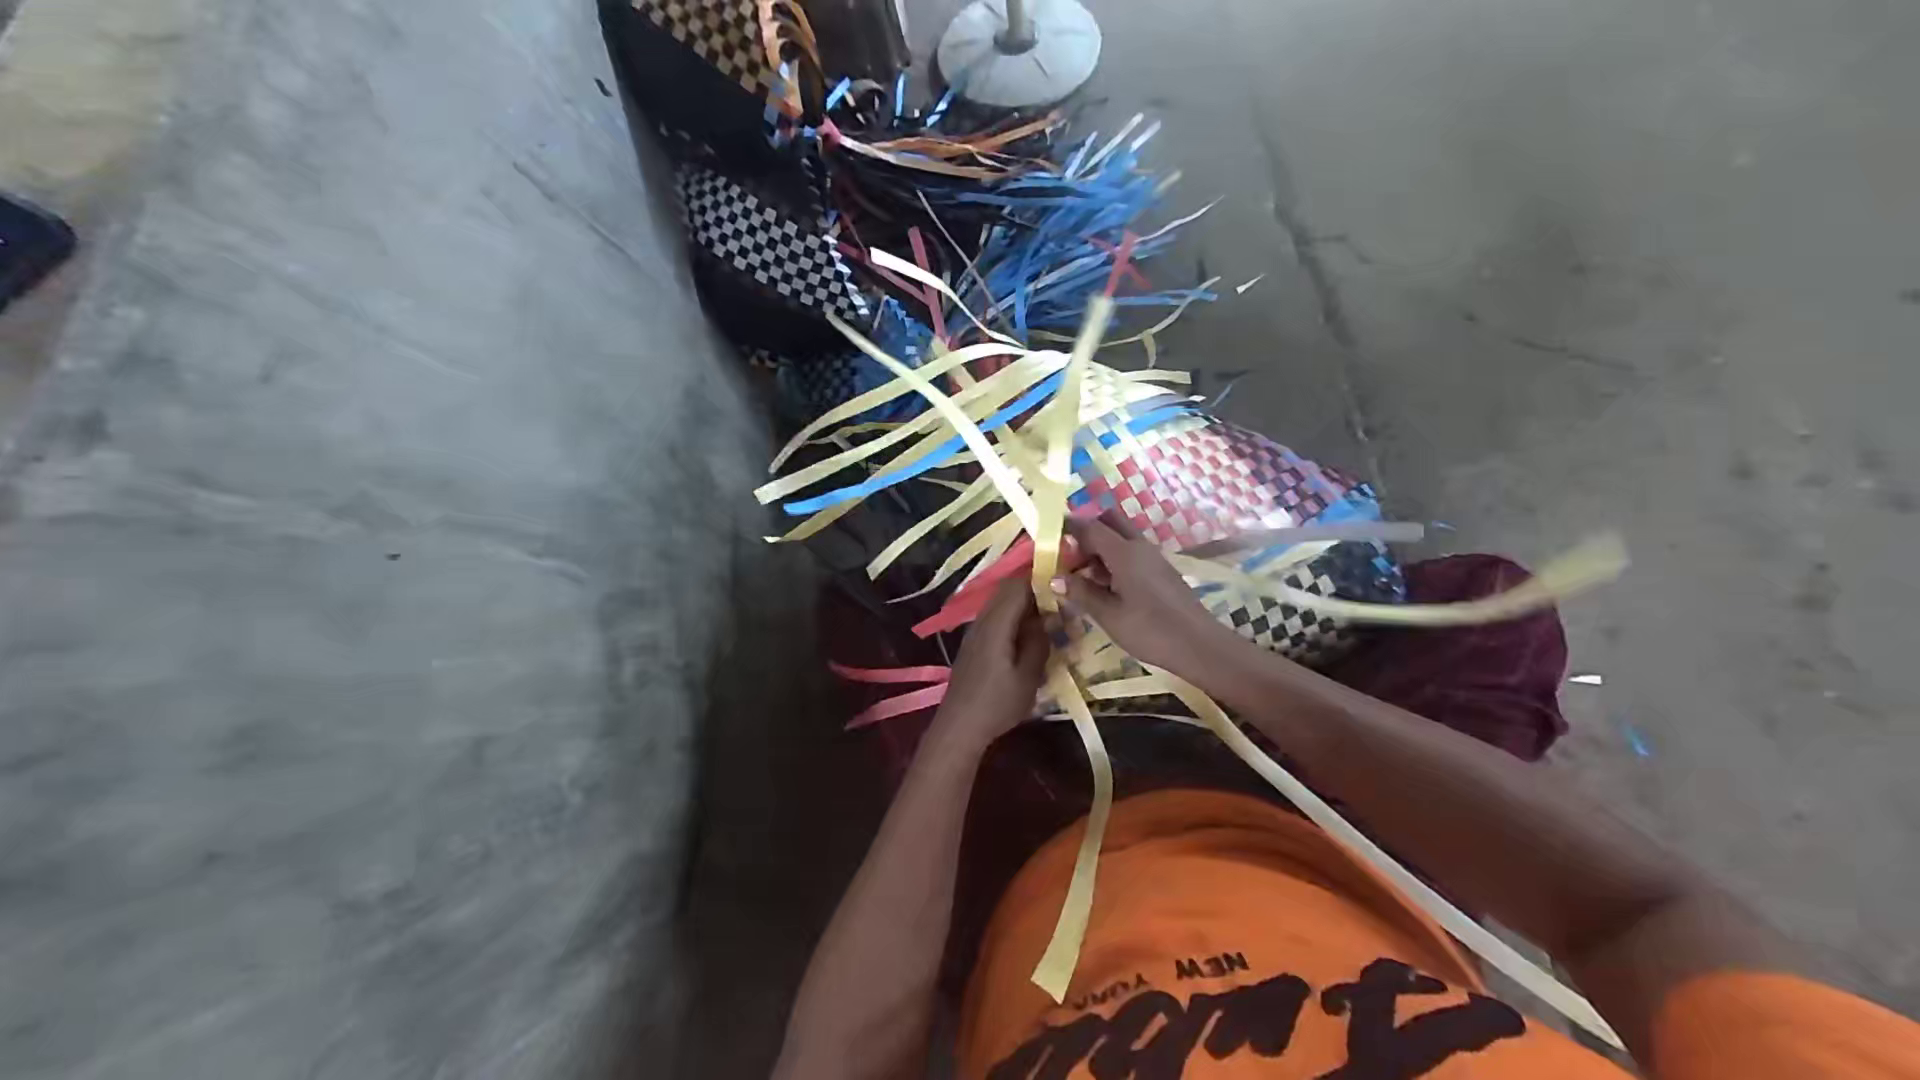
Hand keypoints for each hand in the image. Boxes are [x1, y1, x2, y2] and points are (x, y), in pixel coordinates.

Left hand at [930, 579, 1048, 752]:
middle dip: (1034, 588)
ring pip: (1001, 602)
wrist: (959, 726)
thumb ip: (1039, 642)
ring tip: (1049, 617)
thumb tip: (1048, 617)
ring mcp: (975, 630)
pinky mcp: (974, 642)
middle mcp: (982, 620)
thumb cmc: (997, 704)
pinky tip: (1028, 633)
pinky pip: (996, 616)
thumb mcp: (1028, 676)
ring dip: (1024, 603)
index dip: (1040, 578)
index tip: (1064, 582)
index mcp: (996, 624)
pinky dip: (1014, 616)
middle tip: (1060, 600)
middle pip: (1007, 589)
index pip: (1017, 585)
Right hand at [1052, 510, 1228, 675]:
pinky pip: (1132, 553)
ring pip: (1122, 537)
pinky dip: (1114, 560)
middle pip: (1110, 521)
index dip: (1067, 528)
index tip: (1048, 536)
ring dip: (1100, 548)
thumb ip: (1081, 593)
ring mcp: (1153, 558)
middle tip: (1069, 556)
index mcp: (1124, 552)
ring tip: (1082, 577)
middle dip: (1087, 531)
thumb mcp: (1108, 615)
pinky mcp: (1161, 571)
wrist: (1199, 646)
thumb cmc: (1150, 630)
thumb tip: (1054, 578)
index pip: (1090, 527)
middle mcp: (1139, 547)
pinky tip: (1105, 587)